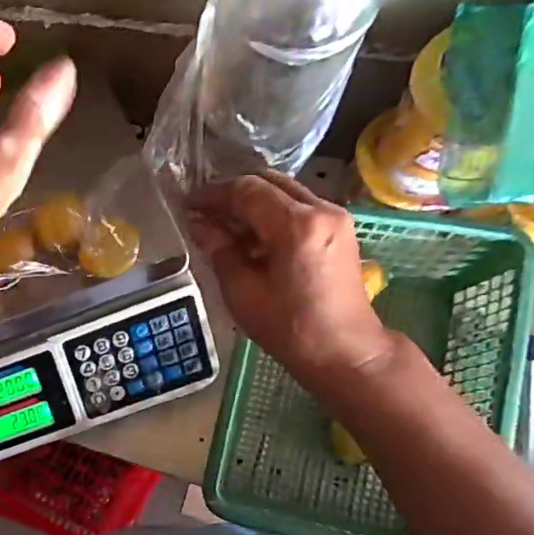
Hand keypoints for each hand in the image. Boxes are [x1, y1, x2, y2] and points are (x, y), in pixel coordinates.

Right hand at [188, 172, 395, 385]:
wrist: (344, 351)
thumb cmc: (290, 328)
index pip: (247, 191)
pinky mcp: (340, 229)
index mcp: (297, 225)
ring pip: (286, 192)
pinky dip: (273, 213)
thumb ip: (219, 250)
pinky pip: (300, 207)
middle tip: (204, 212)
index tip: (188, 205)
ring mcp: (336, 217)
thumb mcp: (243, 292)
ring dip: (253, 202)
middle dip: (233, 193)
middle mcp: (322, 209)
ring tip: (225, 226)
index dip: (213, 194)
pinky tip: (253, 237)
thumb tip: (199, 224)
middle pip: (269, 183)